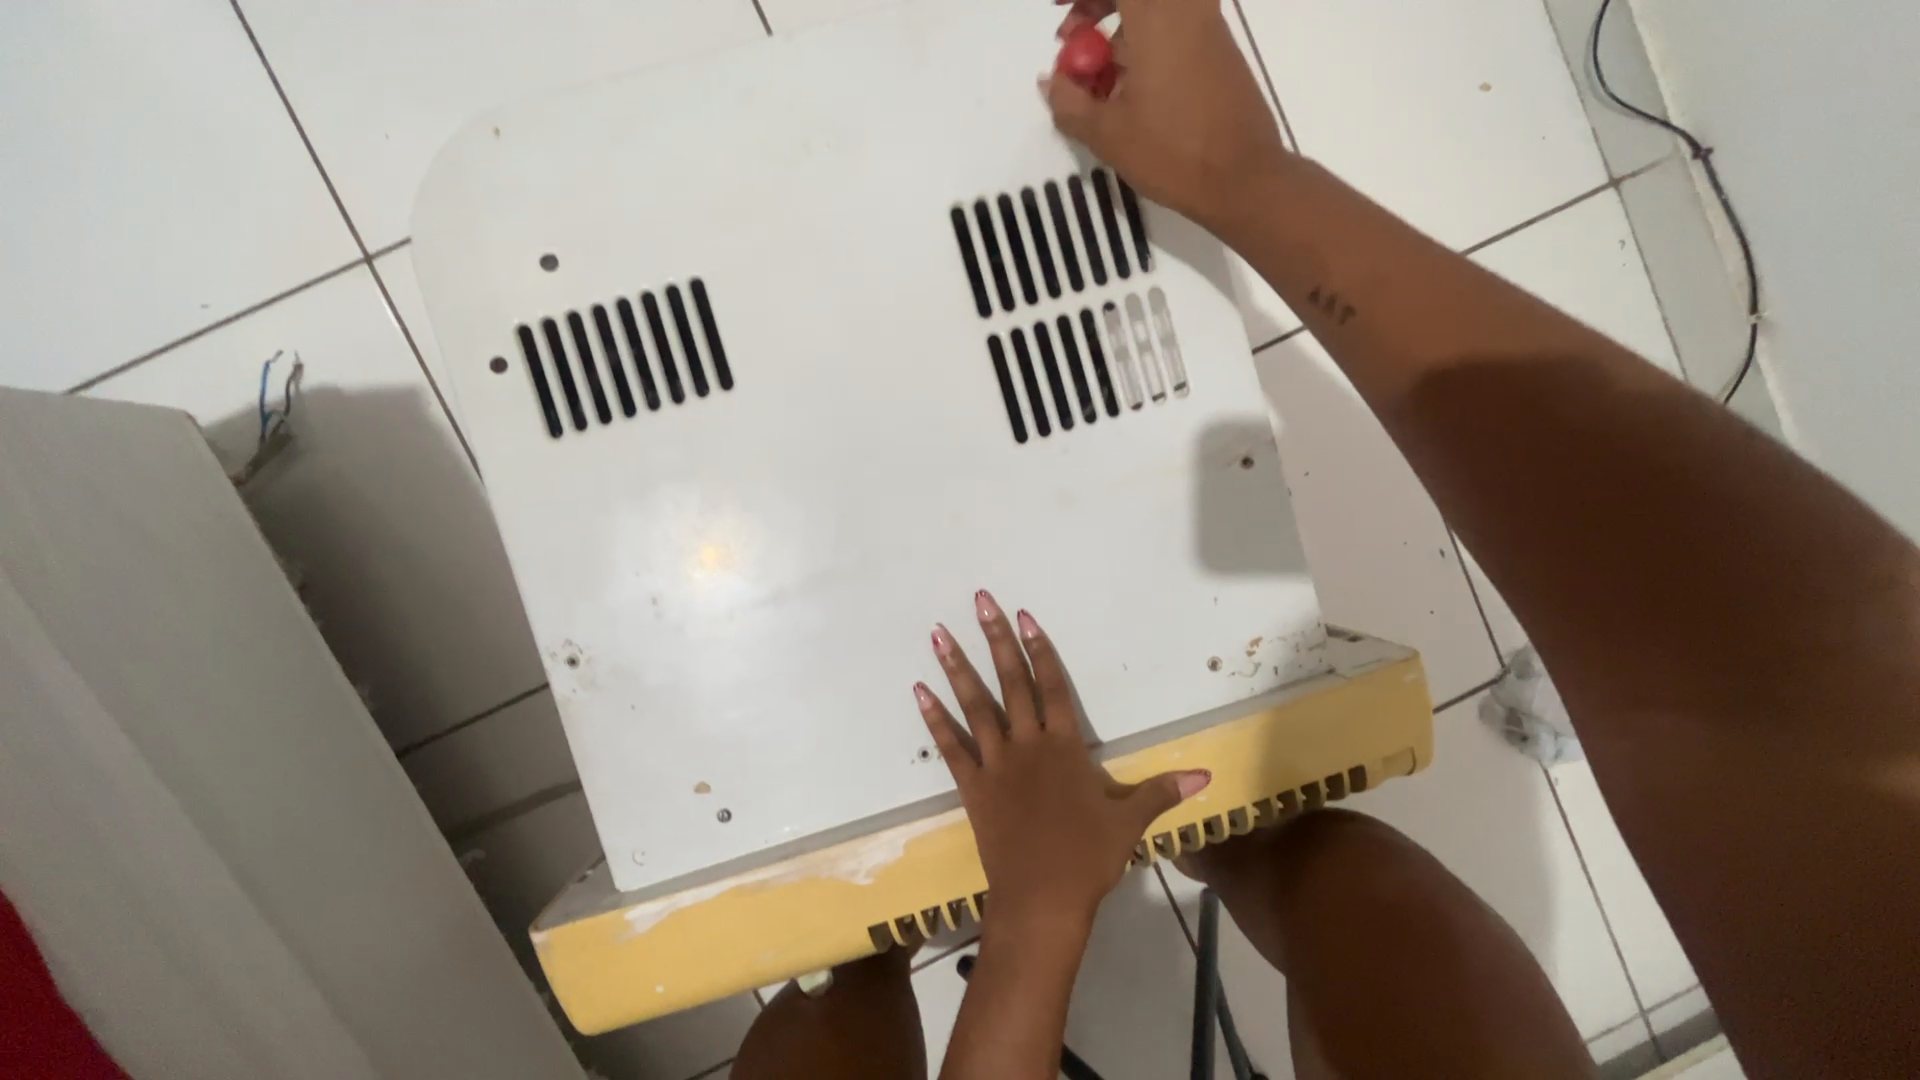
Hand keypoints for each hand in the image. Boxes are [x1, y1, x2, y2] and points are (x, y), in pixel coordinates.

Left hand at [915, 590, 1210, 936]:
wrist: (1042, 898)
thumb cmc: (1088, 857)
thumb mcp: (1129, 822)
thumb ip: (1161, 791)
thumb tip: (1206, 775)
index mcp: (1065, 746)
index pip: (1053, 686)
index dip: (1039, 648)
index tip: (1023, 615)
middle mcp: (1027, 744)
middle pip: (1011, 681)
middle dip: (995, 638)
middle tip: (980, 600)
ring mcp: (996, 763)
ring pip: (974, 705)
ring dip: (956, 668)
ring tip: (937, 634)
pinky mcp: (972, 785)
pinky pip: (950, 746)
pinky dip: (934, 719)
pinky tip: (919, 691)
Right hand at [1043, 0, 1290, 234]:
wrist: (1241, 177)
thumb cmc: (1171, 152)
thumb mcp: (1107, 134)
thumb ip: (1070, 102)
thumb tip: (1052, 81)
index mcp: (1156, 15)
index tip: (1062, 16)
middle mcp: (1186, 8)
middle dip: (1099, 7)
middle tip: (1075, 42)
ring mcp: (1208, 27)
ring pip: (1157, 9)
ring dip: (1121, 29)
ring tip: (1099, 79)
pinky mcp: (1220, 51)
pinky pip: (1175, 28)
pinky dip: (1146, 44)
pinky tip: (1130, 92)